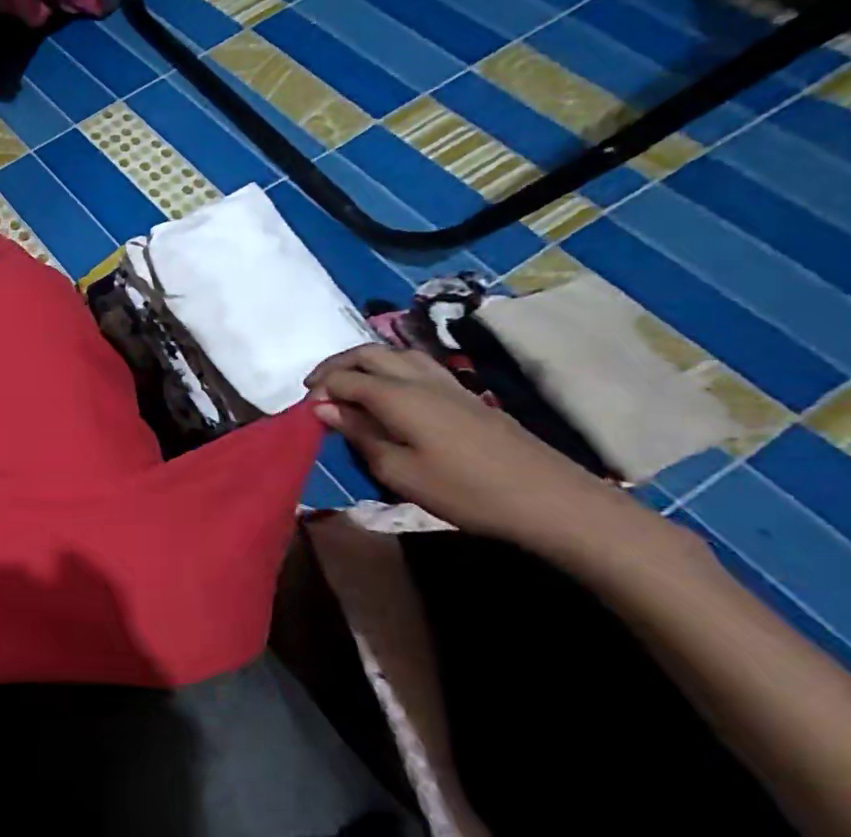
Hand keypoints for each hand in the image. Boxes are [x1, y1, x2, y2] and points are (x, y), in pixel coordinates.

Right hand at [304, 344, 635, 551]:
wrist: (546, 496)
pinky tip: (390, 390)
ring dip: (363, 361)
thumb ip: (360, 435)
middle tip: (317, 388)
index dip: (320, 389)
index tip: (305, 410)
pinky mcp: (463, 392)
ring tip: (348, 384)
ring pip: (393, 353)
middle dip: (336, 365)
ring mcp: (444, 380)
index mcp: (397, 395)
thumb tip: (324, 409)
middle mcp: (417, 376)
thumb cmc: (465, 491)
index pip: (345, 378)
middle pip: (367, 353)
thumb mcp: (400, 473)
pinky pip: (414, 363)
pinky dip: (389, 367)